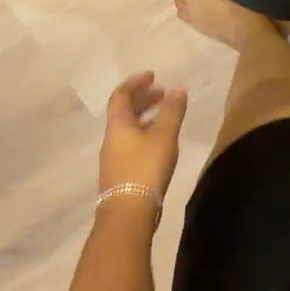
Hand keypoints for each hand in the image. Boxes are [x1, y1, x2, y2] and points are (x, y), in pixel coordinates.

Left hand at [100, 72, 187, 194]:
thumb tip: (178, 88)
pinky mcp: (121, 174)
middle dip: (143, 99)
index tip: (153, 76)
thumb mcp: (164, 135)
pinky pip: (132, 143)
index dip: (135, 83)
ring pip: (129, 129)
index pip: (121, 95)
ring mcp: (114, 158)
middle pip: (124, 112)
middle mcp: (112, 139)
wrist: (128, 214)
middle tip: (163, 93)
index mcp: (118, 125)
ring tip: (165, 115)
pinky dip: (146, 133)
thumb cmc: (145, 168)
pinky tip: (160, 142)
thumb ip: (172, 110)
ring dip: (146, 117)